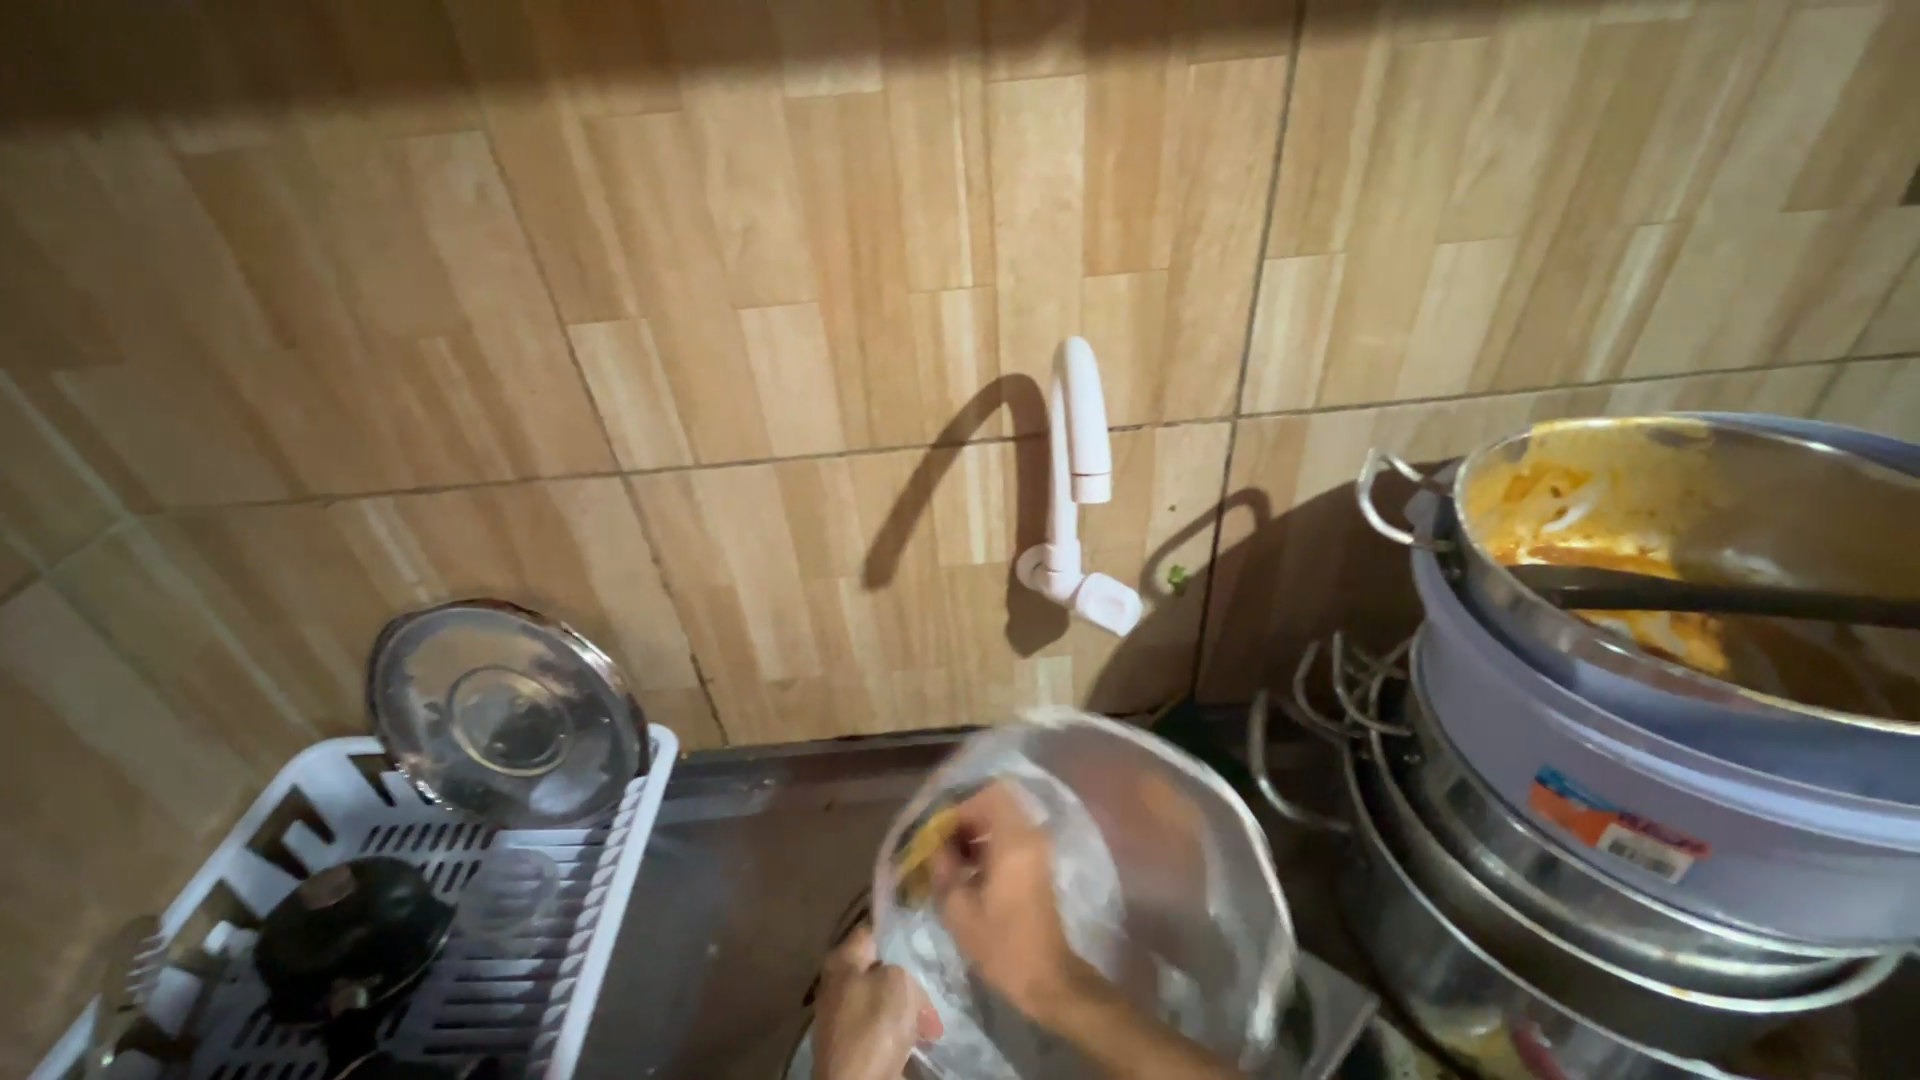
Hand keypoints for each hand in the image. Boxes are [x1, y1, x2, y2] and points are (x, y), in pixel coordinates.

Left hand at [812, 924, 941, 1079]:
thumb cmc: (874, 1025)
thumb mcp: (897, 981)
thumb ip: (902, 968)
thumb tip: (903, 981)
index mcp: (842, 960)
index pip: (872, 930)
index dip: (897, 929)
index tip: (922, 930)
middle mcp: (837, 984)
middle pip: (880, 968)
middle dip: (909, 976)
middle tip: (934, 982)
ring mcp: (843, 1017)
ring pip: (884, 1000)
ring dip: (909, 1008)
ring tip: (932, 1020)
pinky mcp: (853, 1046)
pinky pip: (883, 1029)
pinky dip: (901, 1032)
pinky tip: (921, 1036)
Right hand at [930, 782, 1093, 1021]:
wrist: (1046, 978)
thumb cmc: (1001, 944)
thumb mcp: (958, 910)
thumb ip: (942, 868)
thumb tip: (935, 846)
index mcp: (1013, 841)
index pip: (988, 795)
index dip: (960, 808)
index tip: (940, 833)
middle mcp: (1030, 836)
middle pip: (996, 804)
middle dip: (966, 820)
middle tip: (943, 846)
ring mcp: (1038, 851)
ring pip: (1004, 821)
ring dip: (977, 833)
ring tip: (952, 862)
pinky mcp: (1038, 866)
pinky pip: (1011, 838)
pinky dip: (989, 846)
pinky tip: (970, 874)